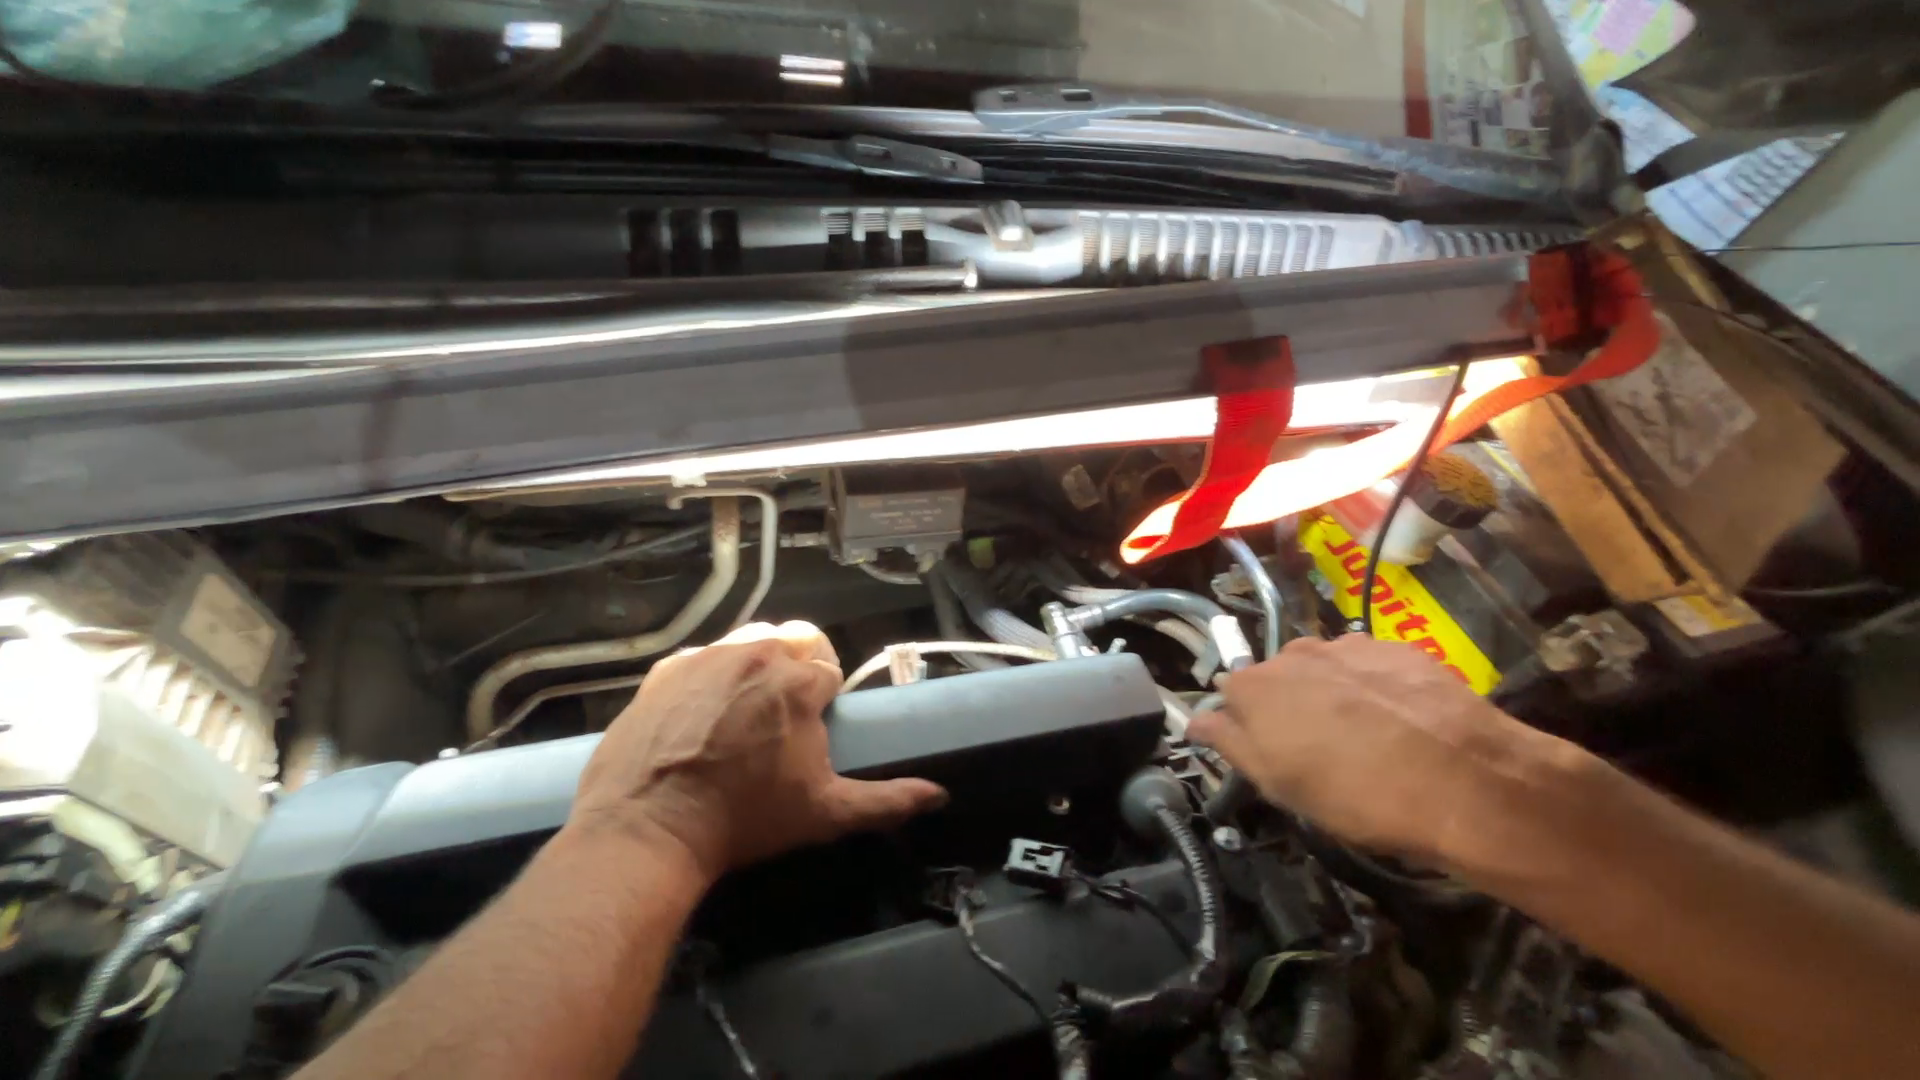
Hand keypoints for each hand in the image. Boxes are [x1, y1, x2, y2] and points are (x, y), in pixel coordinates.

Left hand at [569, 621, 947, 880]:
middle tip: (786, 712)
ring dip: (759, 664)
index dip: (826, 699)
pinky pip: (703, 658)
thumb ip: (887, 800)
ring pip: (749, 640)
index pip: (830, 671)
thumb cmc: (747, 819)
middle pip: (795, 640)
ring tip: (747, 709)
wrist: (649, 829)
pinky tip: (701, 716)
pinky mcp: (666, 668)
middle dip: (800, 666)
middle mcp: (756, 653)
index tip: (812, 730)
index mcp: (799, 681)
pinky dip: (712, 676)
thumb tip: (940, 795)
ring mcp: (706, 657)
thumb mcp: (824, 813)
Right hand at [1188, 634, 1588, 872]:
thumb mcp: (1278, 785)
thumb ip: (1229, 743)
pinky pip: (1370, 666)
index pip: (1230, 693)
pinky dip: (1375, 688)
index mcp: (1255, 687)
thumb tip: (1197, 719)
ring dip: (1333, 694)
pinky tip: (1400, 722)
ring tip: (1366, 737)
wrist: (1464, 781)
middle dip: (1290, 705)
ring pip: (1325, 669)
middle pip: (1279, 677)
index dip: (1247, 723)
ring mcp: (1348, 646)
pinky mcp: (1398, 648)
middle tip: (1318, 750)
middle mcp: (1294, 654)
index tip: (1269, 751)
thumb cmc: (1355, 794)